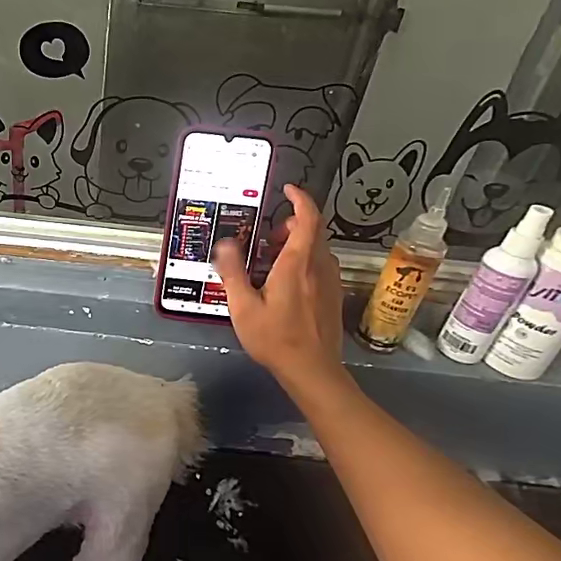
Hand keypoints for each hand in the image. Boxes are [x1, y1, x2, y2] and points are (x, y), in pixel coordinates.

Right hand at [213, 185, 348, 392]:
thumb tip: (226, 244)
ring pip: (317, 248)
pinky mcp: (334, 294)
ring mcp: (330, 280)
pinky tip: (286, 284)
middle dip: (290, 226)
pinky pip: (321, 265)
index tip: (287, 190)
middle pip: (312, 230)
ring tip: (271, 264)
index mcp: (298, 263)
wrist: (312, 370)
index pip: (308, 217)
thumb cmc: (276, 339)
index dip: (300, 198)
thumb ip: (233, 272)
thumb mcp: (244, 307)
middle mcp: (319, 266)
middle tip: (267, 240)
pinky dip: (305, 261)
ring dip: (297, 245)